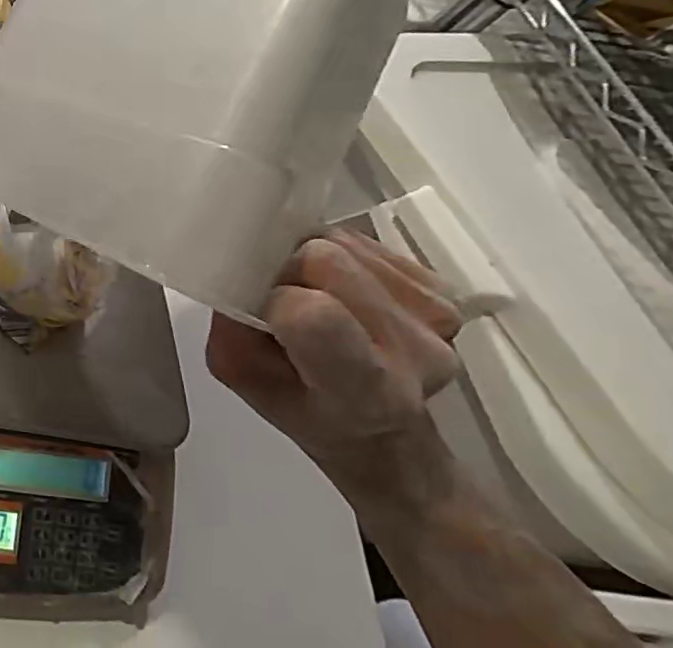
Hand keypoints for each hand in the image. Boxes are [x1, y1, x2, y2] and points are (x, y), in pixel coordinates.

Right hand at [207, 230, 463, 500]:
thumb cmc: (302, 405)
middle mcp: (413, 353)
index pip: (316, 316)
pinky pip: (363, 243)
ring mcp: (434, 319)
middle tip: (278, 296)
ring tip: (310, 293)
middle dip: (285, 268)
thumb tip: (237, 270)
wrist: (382, 429)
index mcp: (360, 390)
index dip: (276, 299)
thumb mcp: (238, 373)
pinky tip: (338, 289)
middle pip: (324, 260)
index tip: (261, 310)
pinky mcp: (440, 291)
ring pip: (340, 243)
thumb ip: (232, 324)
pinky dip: (336, 255)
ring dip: (308, 260)